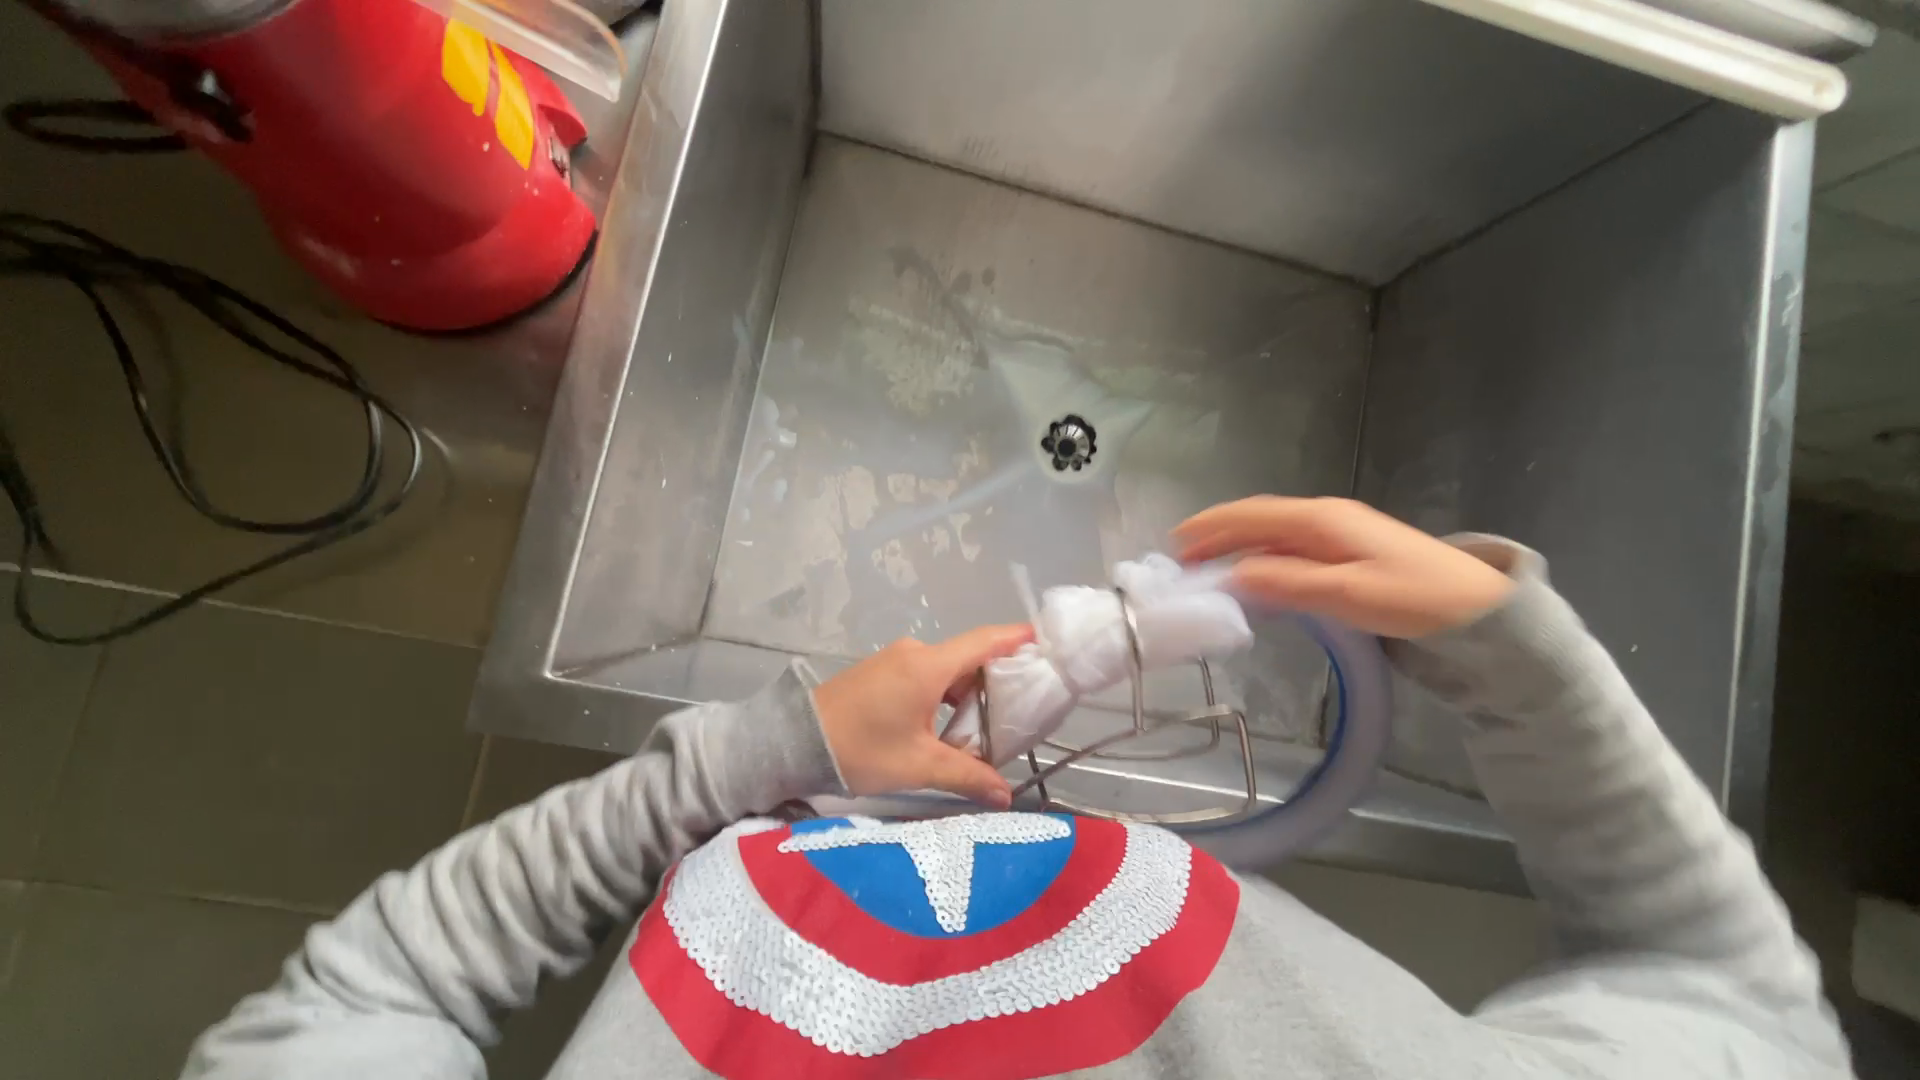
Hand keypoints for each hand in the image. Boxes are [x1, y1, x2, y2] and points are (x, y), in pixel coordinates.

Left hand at [813, 624, 1033, 807]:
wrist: (795, 742)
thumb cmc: (861, 749)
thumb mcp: (918, 766)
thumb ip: (966, 776)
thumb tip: (1005, 795)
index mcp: (929, 667)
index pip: (985, 641)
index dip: (1018, 639)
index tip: (1047, 642)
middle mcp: (915, 653)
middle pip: (970, 657)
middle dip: (997, 680)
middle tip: (1024, 706)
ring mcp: (896, 659)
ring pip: (947, 669)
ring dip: (968, 693)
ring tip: (988, 727)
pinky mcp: (882, 671)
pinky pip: (927, 674)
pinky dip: (945, 694)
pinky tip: (950, 724)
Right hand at [1172, 496, 1513, 637]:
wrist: (1485, 613)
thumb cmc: (1417, 600)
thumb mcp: (1349, 595)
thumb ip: (1287, 583)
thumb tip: (1231, 575)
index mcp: (1322, 520)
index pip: (1253, 516)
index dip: (1212, 526)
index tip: (1176, 542)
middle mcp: (1327, 519)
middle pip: (1260, 520)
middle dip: (1219, 533)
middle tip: (1183, 557)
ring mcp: (1340, 535)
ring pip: (1274, 535)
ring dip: (1238, 547)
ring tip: (1208, 566)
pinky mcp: (1350, 555)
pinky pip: (1291, 549)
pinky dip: (1262, 559)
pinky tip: (1254, 576)